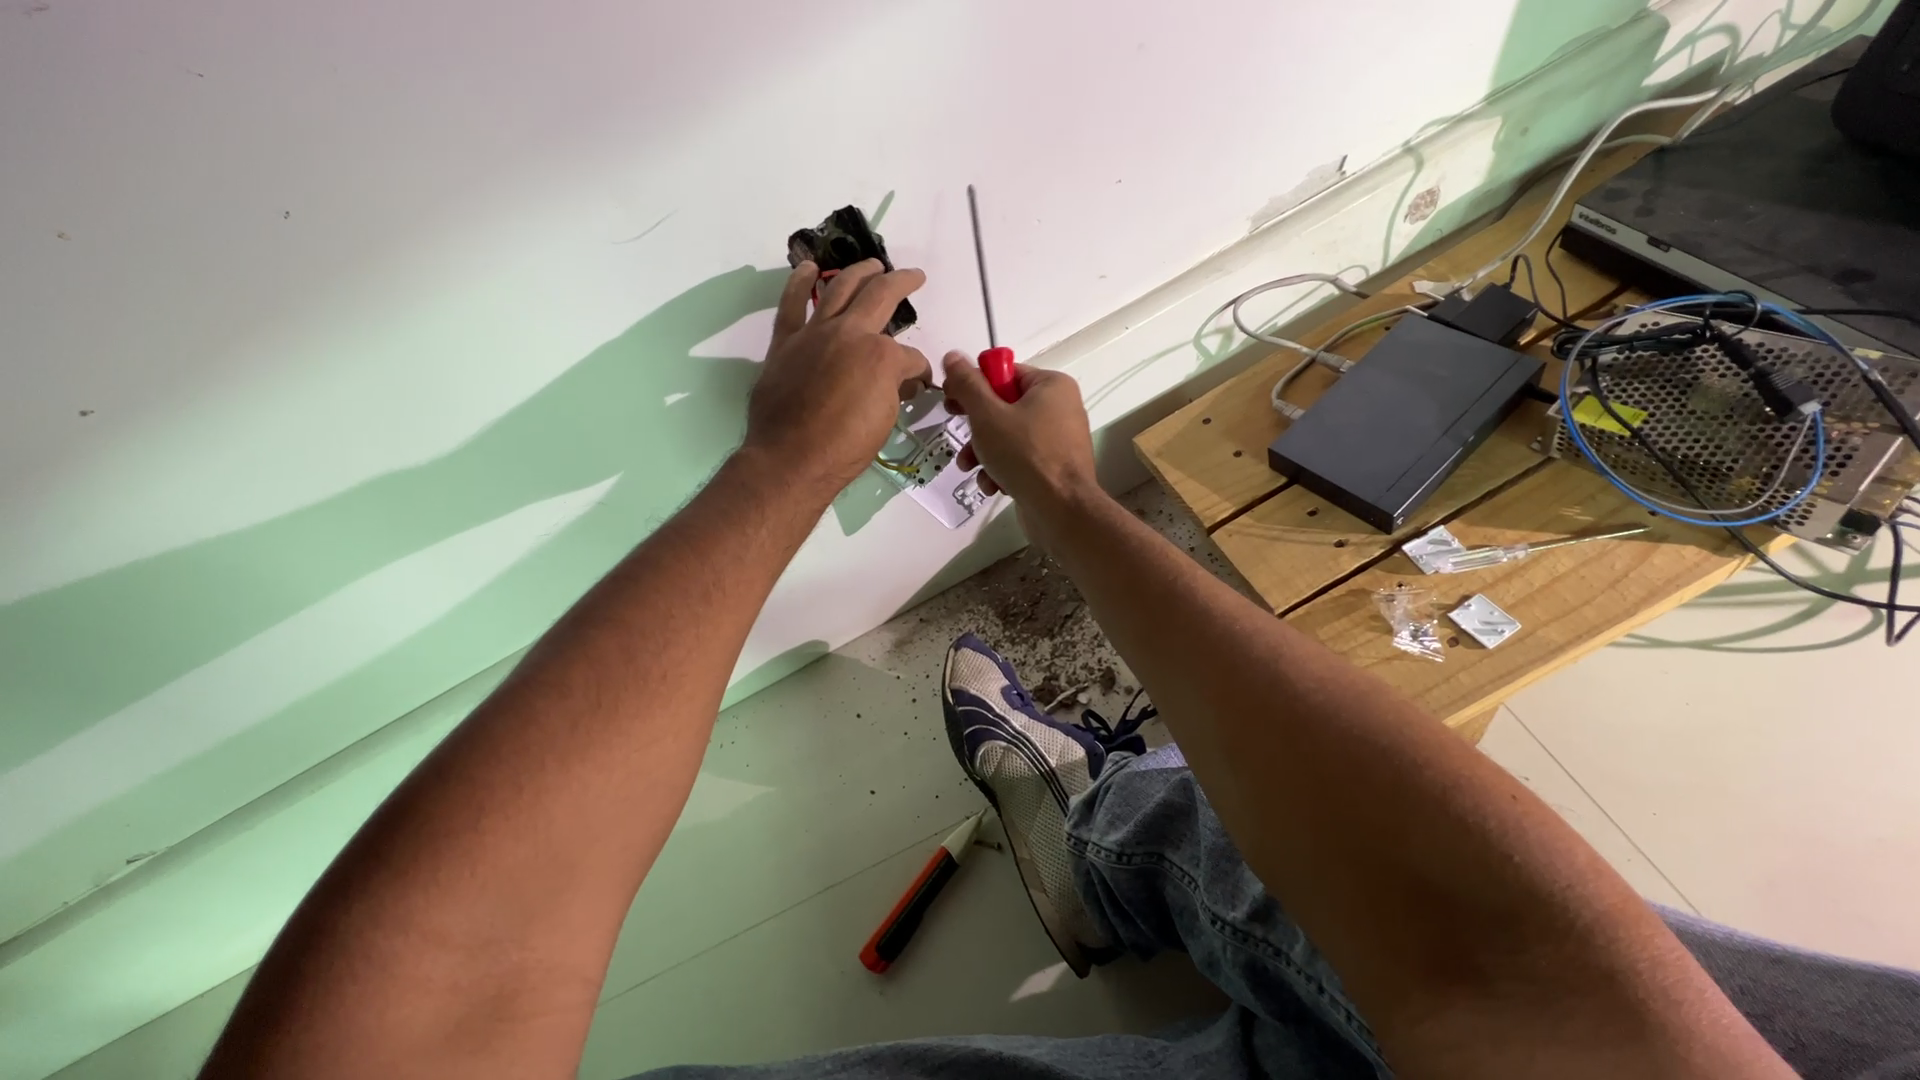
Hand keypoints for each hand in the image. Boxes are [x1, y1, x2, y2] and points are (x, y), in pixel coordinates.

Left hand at [745, 259, 931, 492]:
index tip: (918, 383)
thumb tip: (897, 383)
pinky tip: (808, 269)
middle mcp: (850, 333)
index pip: (910, 357)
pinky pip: (792, 304)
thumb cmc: (844, 448)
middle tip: (914, 277)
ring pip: (840, 288)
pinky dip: (800, 282)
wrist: (791, 459)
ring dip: (859, 272)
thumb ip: (892, 391)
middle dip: (902, 283)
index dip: (919, 370)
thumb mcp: (884, 420)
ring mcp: (815, 333)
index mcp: (881, 356)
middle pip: (881, 296)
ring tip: (872, 264)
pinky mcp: (786, 342)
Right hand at [941, 351, 1100, 544]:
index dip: (974, 386)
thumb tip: (953, 356)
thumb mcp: (987, 416)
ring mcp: (1059, 440)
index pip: (1004, 373)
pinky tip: (992, 485)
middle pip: (1004, 406)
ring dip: (983, 452)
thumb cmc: (1025, 455)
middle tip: (957, 432)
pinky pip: (1020, 459)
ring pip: (1008, 436)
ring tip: (969, 467)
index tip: (951, 402)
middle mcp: (1060, 407)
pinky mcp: (1054, 468)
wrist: (1061, 511)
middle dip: (976, 426)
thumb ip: (967, 385)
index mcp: (1051, 385)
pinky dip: (1001, 469)